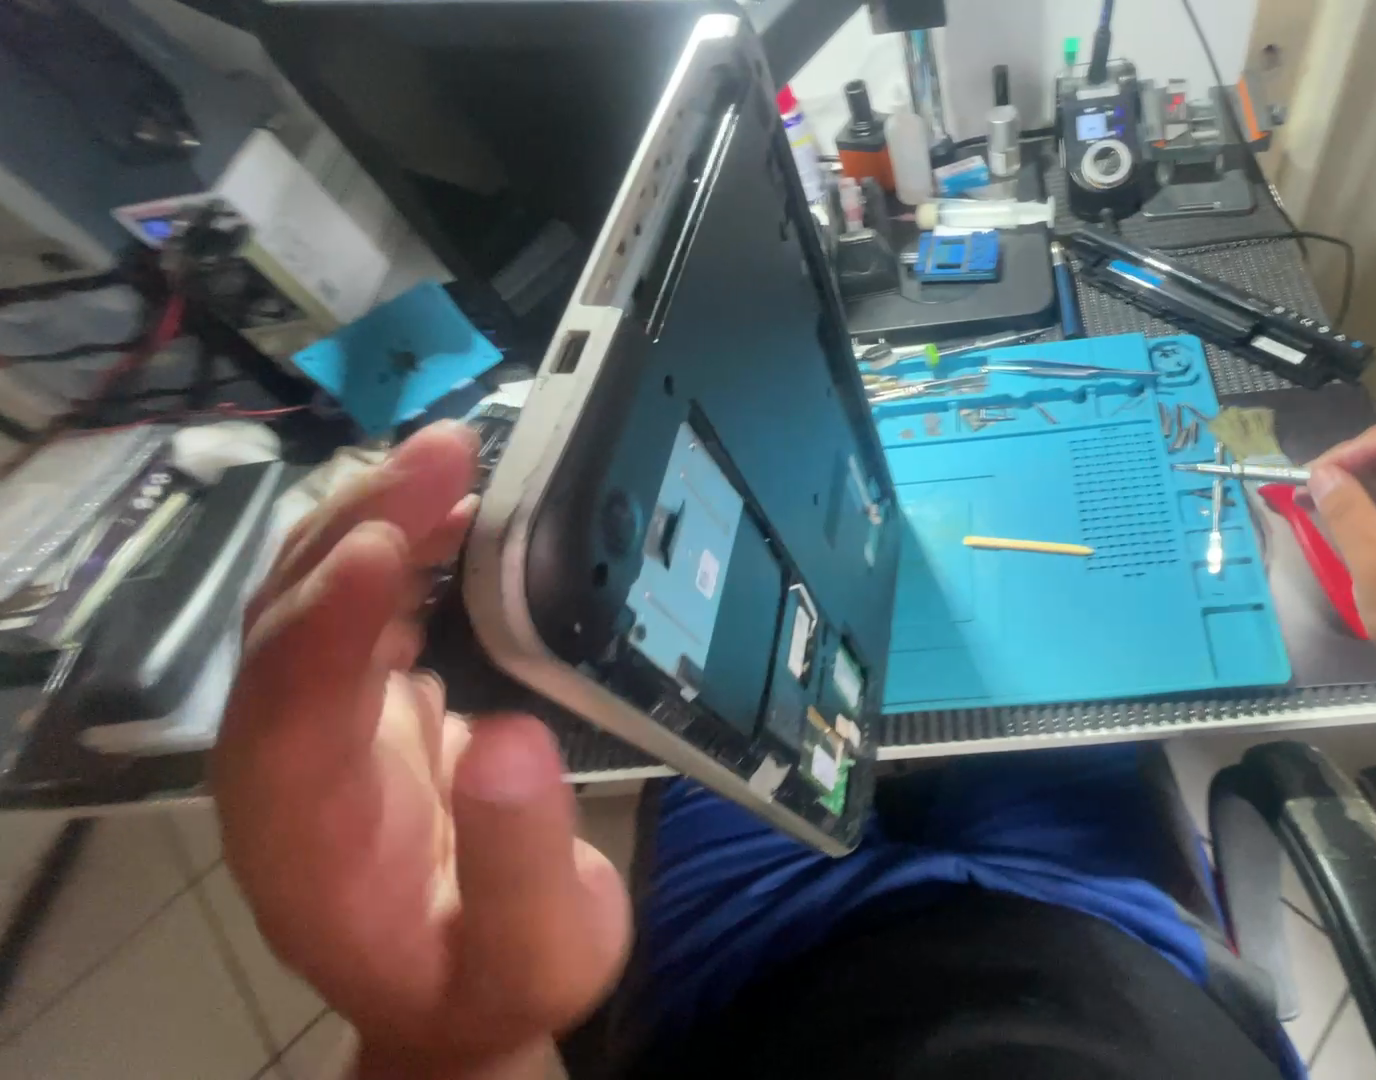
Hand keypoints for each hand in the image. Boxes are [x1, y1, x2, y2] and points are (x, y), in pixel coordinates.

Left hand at [213, 421, 630, 1076]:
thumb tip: (508, 734)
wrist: (472, 993)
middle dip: (358, 533)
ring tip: (454, 458)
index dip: (330, 626)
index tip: (398, 544)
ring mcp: (329, 731)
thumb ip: (519, 857)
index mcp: (314, 841)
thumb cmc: (508, 976)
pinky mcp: (372, 708)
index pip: (288, 718)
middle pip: (288, 634)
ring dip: (380, 521)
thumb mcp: (539, 942)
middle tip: (443, 454)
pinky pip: (370, 610)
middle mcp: (294, 770)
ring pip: (321, 605)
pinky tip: (460, 515)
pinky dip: (411, 550)